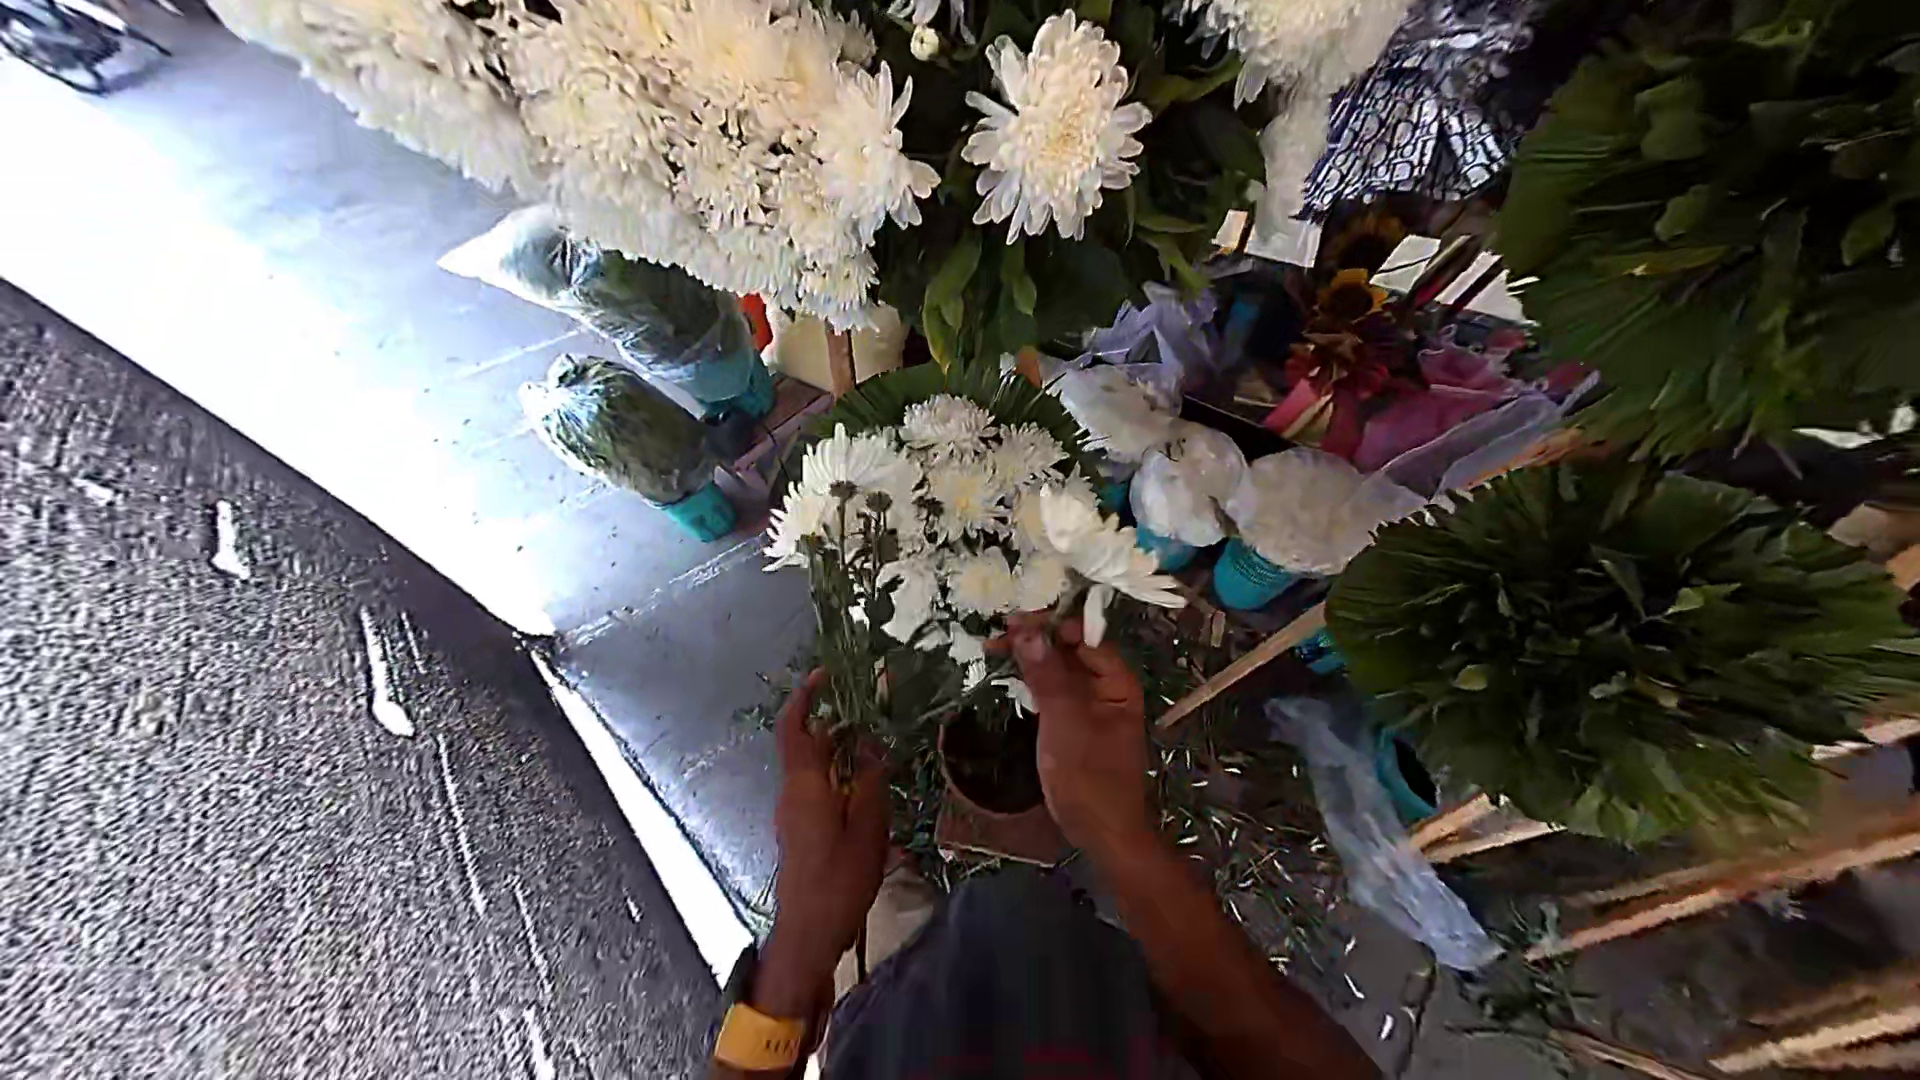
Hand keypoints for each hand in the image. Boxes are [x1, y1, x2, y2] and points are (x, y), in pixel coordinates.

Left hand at [756, 670, 888, 1018]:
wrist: (808, 933)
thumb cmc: (839, 878)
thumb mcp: (867, 827)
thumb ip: (870, 781)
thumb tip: (872, 745)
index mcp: (804, 785)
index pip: (795, 729)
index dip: (804, 698)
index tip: (822, 675)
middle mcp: (792, 792)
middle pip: (804, 744)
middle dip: (831, 721)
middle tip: (865, 708)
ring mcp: (793, 812)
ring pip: (811, 766)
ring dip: (836, 748)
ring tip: (872, 741)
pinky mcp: (800, 828)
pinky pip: (816, 786)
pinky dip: (836, 772)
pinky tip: (864, 780)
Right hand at [1000, 613, 1152, 858]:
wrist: (1101, 833)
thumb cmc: (1090, 778)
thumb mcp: (1066, 723)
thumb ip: (1048, 676)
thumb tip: (1026, 631)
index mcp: (1116, 680)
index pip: (1083, 636)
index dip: (1050, 624)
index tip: (1012, 623)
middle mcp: (1104, 683)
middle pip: (1069, 647)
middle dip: (1035, 637)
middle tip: (995, 636)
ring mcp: (1088, 700)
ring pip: (1057, 665)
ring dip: (1029, 655)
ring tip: (993, 647)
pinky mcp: (1071, 716)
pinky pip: (1051, 685)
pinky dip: (1030, 676)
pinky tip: (1008, 670)